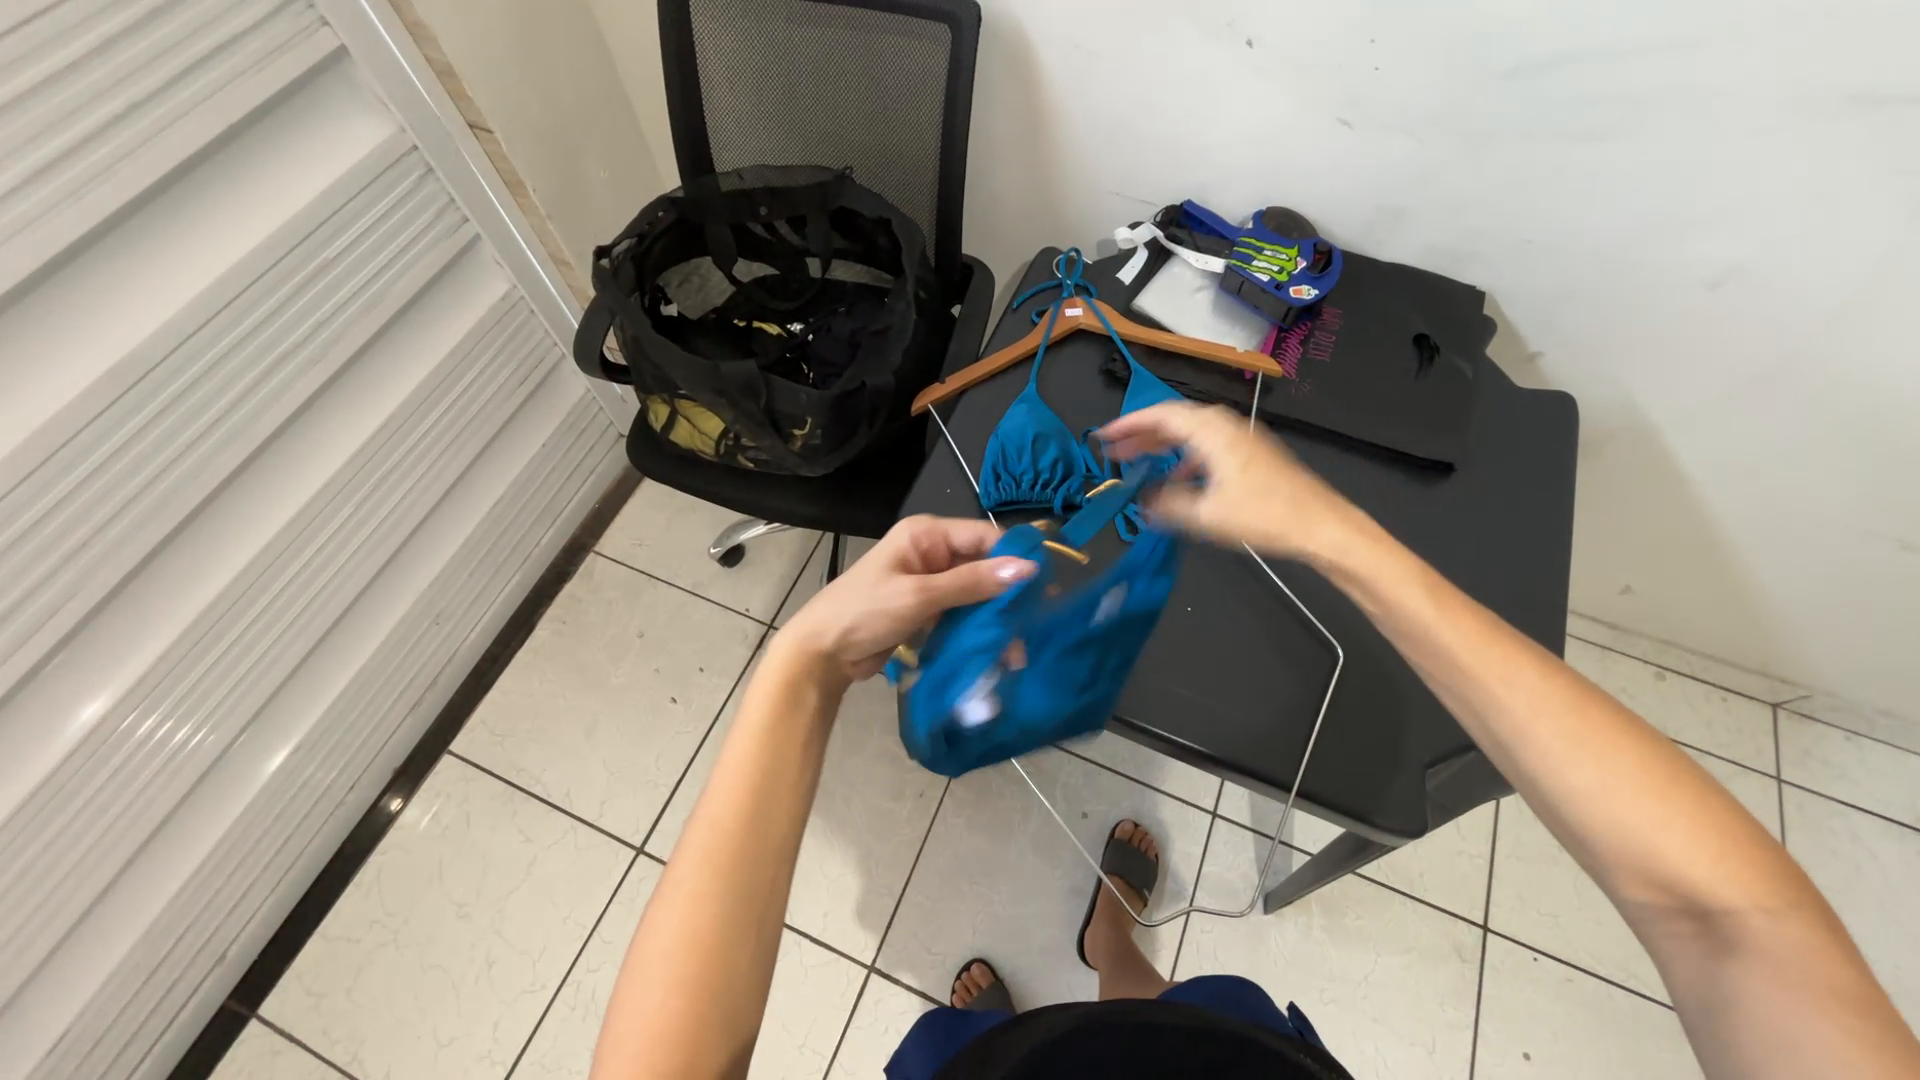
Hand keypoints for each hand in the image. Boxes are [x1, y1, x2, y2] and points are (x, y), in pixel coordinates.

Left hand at [775, 516, 1036, 681]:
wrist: (822, 653)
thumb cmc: (864, 612)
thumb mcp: (920, 596)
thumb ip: (972, 583)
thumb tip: (1027, 568)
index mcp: (926, 535)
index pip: (983, 536)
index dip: (1013, 558)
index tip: (1043, 586)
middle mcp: (931, 553)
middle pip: (983, 567)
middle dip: (1006, 596)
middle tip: (1032, 624)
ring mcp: (930, 584)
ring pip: (976, 596)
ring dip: (994, 620)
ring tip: (1015, 651)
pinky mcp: (928, 612)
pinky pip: (962, 616)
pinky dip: (977, 632)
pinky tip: (995, 654)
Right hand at [1099, 402, 1364, 561]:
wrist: (1319, 524)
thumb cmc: (1263, 515)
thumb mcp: (1205, 515)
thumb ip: (1166, 505)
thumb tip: (1140, 501)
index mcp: (1211, 432)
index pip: (1160, 416)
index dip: (1127, 425)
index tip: (1103, 437)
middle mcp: (1225, 426)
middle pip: (1174, 420)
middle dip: (1140, 434)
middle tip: (1113, 451)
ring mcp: (1240, 437)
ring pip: (1190, 432)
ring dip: (1161, 445)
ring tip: (1137, 462)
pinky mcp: (1250, 452)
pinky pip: (1206, 444)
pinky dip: (1183, 455)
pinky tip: (1177, 479)